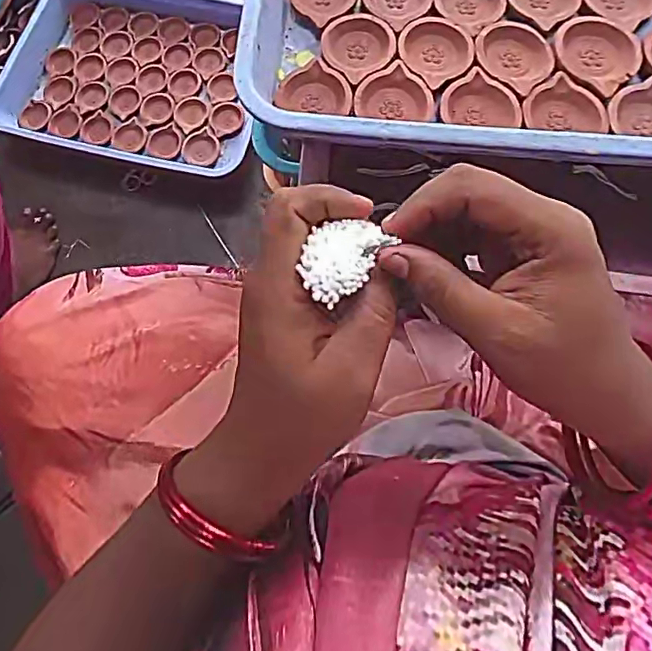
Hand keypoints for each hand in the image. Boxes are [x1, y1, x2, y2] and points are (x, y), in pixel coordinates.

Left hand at [175, 186, 400, 534]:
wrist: (260, 452)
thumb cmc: (302, 418)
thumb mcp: (353, 368)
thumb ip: (375, 309)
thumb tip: (391, 263)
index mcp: (275, 284)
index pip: (287, 208)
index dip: (328, 198)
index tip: (368, 216)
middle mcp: (266, 277)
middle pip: (294, 215)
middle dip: (339, 216)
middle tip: (380, 242)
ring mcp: (270, 289)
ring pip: (302, 237)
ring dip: (340, 240)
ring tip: (379, 263)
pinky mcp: (279, 303)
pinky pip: (306, 263)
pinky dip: (336, 263)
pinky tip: (364, 287)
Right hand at [377, 165, 651, 445]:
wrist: (610, 397)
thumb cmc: (565, 370)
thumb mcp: (496, 332)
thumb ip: (441, 288)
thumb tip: (391, 255)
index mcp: (551, 228)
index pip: (472, 186)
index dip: (423, 204)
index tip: (389, 237)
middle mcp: (544, 216)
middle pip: (466, 189)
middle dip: (423, 216)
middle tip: (392, 251)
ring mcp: (533, 228)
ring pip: (463, 206)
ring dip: (429, 231)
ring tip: (406, 264)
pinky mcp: (520, 245)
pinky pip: (470, 229)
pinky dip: (443, 245)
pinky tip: (428, 269)